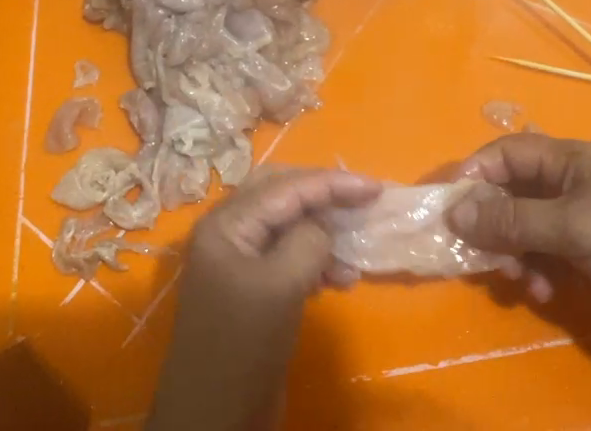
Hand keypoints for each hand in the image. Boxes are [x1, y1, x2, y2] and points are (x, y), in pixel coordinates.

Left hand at [148, 168, 379, 430]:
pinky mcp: (251, 288)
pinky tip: (340, 279)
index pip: (285, 187)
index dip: (332, 183)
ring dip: (323, 234)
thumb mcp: (280, 287)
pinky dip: (315, 260)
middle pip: (282, 195)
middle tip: (364, 204)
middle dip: (324, 197)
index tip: (376, 188)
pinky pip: (288, 256)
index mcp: (226, 223)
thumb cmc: (242, 345)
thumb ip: (307, 242)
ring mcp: (238, 260)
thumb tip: (324, 226)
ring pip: (287, 226)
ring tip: (354, 258)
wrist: (213, 414)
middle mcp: (229, 232)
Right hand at [447, 133, 590, 363]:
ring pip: (525, 228)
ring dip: (512, 252)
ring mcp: (584, 224)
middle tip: (478, 252)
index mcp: (572, 161)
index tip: (447, 204)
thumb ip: (511, 221)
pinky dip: (535, 271)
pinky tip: (542, 292)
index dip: (475, 173)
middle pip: (512, 192)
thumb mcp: (573, 228)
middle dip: (492, 220)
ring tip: (517, 278)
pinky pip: (545, 256)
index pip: (507, 153)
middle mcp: (574, 186)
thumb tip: (453, 211)